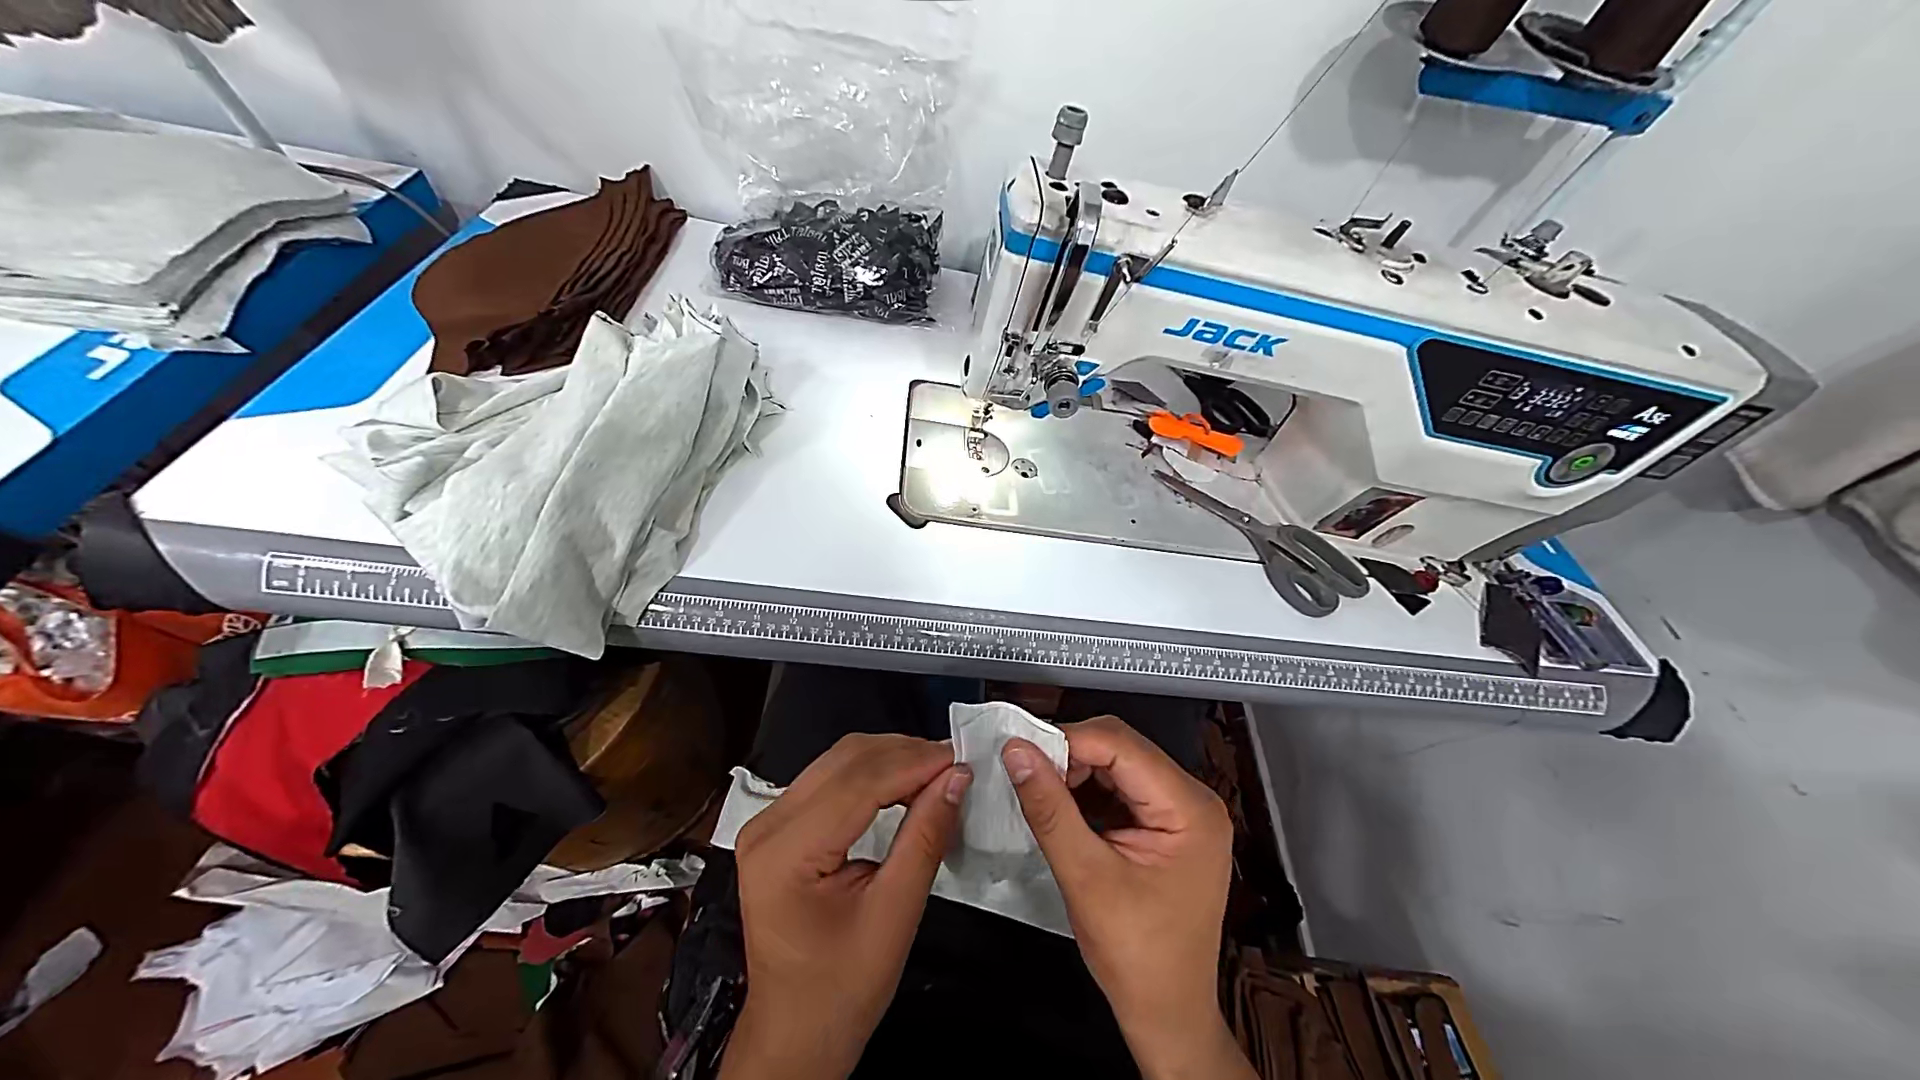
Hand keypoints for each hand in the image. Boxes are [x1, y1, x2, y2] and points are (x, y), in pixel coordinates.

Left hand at [720, 734, 970, 1079]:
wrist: (795, 1030)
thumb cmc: (843, 988)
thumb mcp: (894, 916)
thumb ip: (924, 838)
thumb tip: (956, 777)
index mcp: (784, 852)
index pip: (857, 783)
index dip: (914, 764)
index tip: (961, 759)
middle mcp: (767, 824)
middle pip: (844, 760)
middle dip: (905, 754)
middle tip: (954, 765)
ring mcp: (767, 821)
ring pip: (838, 761)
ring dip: (891, 758)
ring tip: (936, 772)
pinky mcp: (778, 825)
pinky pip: (831, 778)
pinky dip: (873, 772)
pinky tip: (905, 782)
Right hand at [1003, 717, 1255, 1079]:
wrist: (1168, 1013)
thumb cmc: (1138, 957)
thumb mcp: (1086, 878)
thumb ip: (1050, 809)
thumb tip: (1018, 753)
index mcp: (1189, 808)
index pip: (1120, 745)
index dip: (1066, 740)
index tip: (1020, 751)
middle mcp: (1192, 800)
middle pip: (1120, 748)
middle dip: (1069, 755)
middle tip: (1026, 772)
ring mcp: (1181, 812)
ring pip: (1117, 764)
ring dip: (1075, 771)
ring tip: (1040, 791)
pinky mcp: (1165, 824)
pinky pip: (1120, 788)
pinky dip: (1086, 791)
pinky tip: (1061, 806)